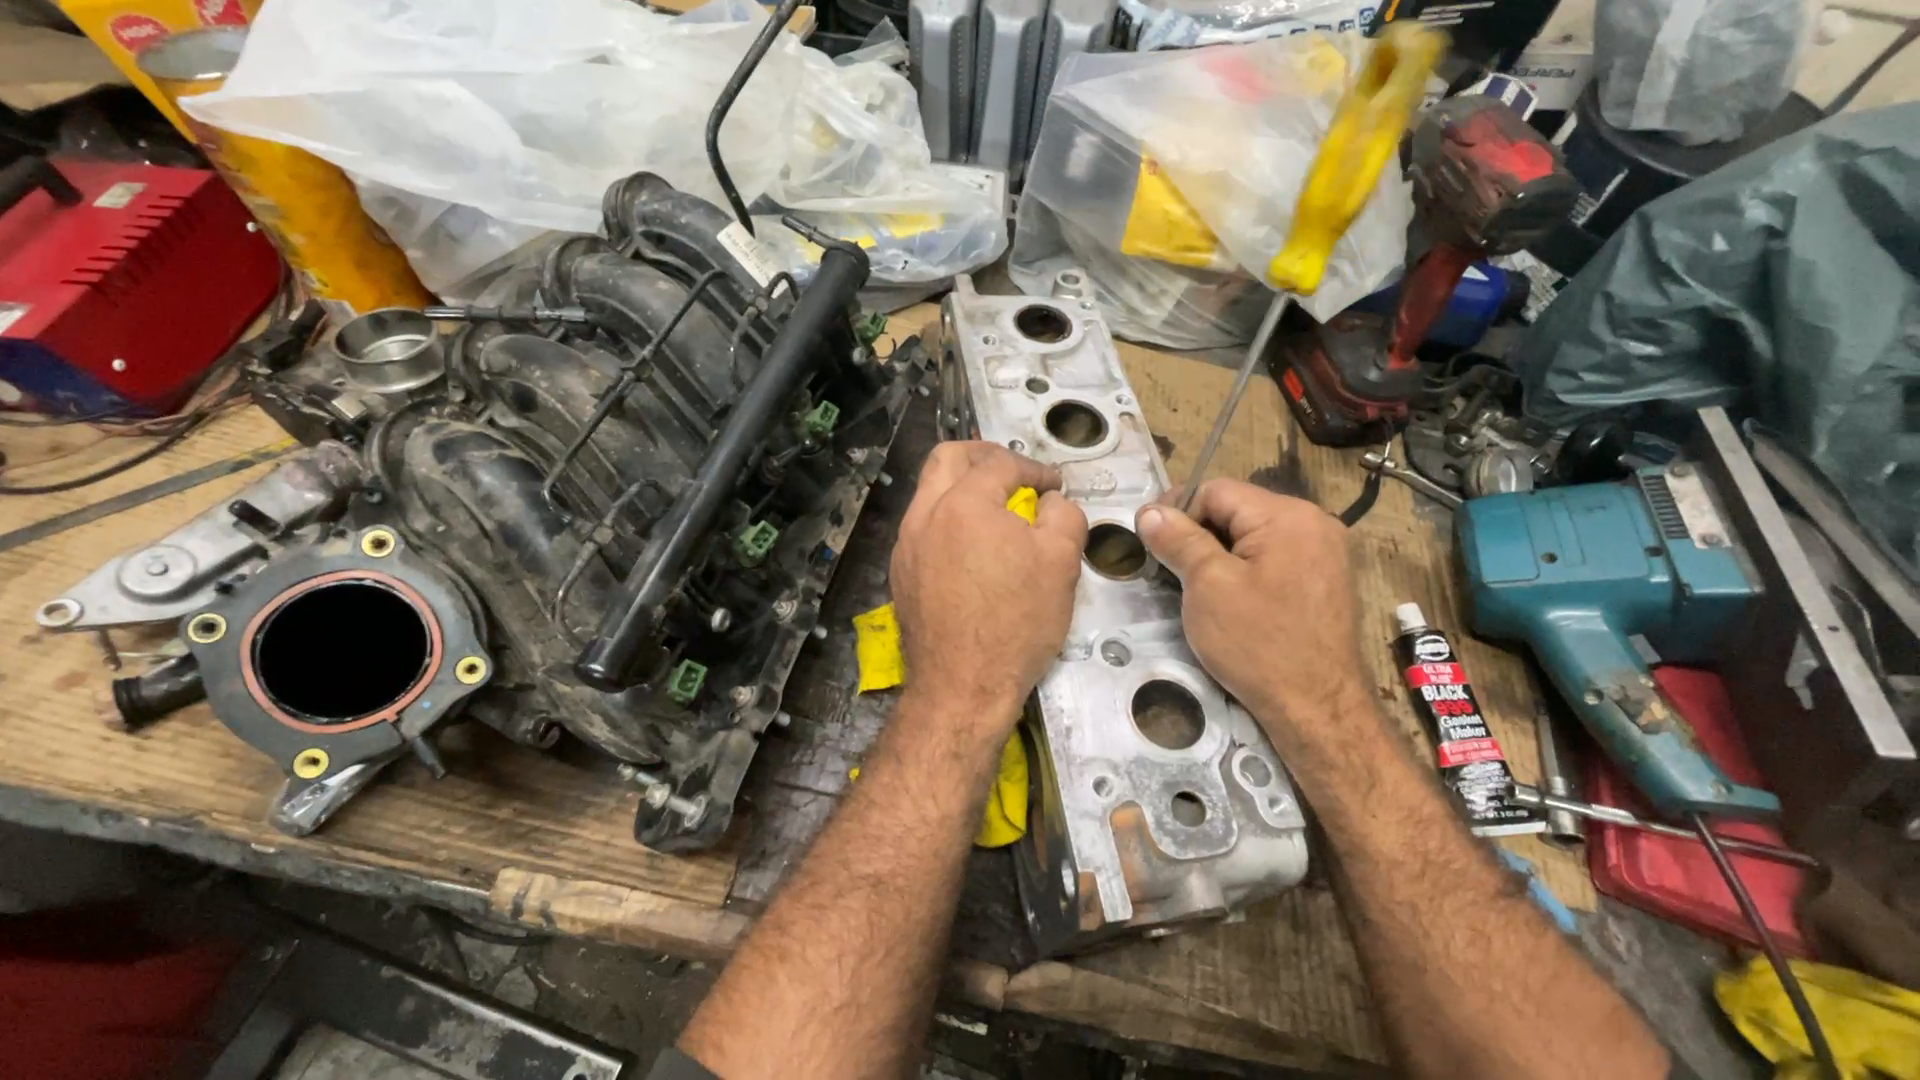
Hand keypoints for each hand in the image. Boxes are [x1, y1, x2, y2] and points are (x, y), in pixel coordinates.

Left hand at [891, 442, 1087, 745]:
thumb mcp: (1061, 564)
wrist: (962, 687)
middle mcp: (925, 514)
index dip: (1035, 468)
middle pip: (948, 458)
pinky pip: (922, 526)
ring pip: (929, 491)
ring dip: (962, 486)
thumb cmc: (1017, 623)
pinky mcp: (901, 573)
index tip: (1054, 485)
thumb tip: (1052, 501)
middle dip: (984, 454)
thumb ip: (1063, 516)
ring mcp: (906, 544)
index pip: (1001, 465)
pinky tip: (973, 545)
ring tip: (995, 505)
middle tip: (1014, 470)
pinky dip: (948, 518)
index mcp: (964, 504)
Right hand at [1135, 480, 1367, 754]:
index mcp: (1288, 516)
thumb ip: (1179, 540)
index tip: (1150, 540)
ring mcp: (1326, 553)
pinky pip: (1275, 557)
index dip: (1177, 509)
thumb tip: (1150, 512)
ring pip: (1254, 535)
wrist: (1317, 707)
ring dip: (1220, 553)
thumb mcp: (1207, 586)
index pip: (1217, 490)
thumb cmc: (1258, 644)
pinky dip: (1246, 569)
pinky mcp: (1325, 580)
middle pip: (1238, 510)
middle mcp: (1315, 523)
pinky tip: (1230, 599)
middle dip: (1199, 533)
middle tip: (1169, 568)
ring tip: (1196, 587)